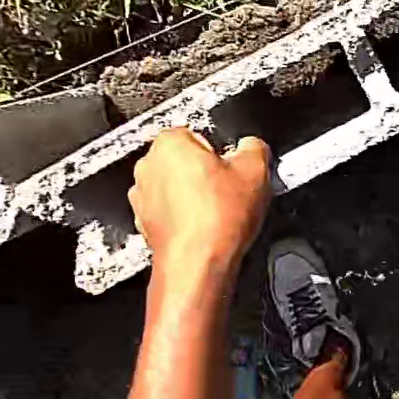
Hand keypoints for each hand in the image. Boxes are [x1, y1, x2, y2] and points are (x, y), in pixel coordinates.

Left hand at [129, 128, 271, 274]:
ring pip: (178, 186)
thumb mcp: (256, 170)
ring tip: (220, 213)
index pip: (200, 133)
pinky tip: (206, 227)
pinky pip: (171, 211)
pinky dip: (187, 217)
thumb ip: (255, 146)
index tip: (234, 169)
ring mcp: (142, 195)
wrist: (197, 265)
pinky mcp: (145, 222)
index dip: (223, 152)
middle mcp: (149, 165)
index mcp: (170, 142)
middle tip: (231, 191)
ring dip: (197, 196)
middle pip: (187, 159)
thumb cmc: (217, 220)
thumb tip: (252, 146)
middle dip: (208, 173)